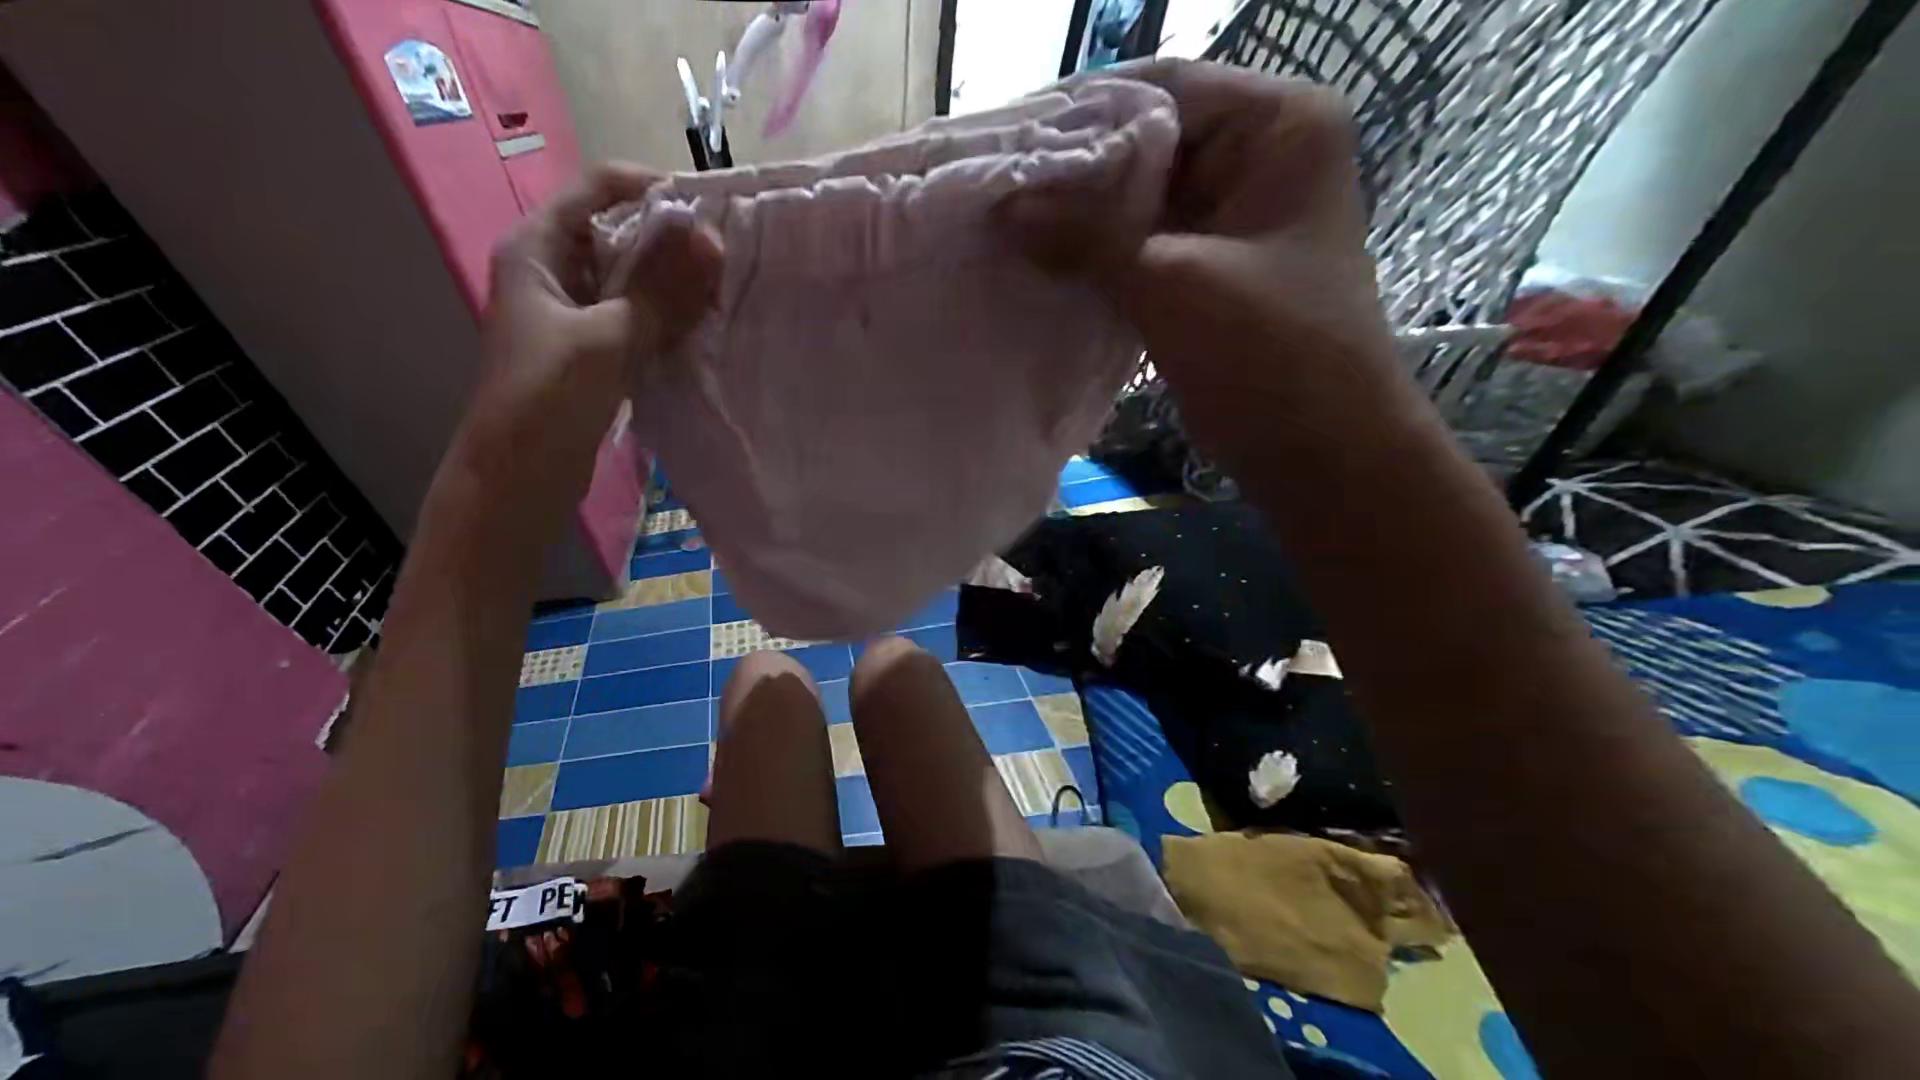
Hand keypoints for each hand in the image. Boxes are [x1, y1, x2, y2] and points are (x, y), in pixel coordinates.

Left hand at [449, 164, 721, 528]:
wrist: (519, 478)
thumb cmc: (548, 399)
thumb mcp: (607, 338)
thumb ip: (661, 290)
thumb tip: (713, 239)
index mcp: (538, 248)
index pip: (597, 188)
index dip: (651, 187)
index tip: (711, 206)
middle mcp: (555, 271)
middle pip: (620, 232)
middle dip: (674, 240)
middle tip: (730, 254)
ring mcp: (576, 313)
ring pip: (635, 280)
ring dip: (677, 283)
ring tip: (727, 288)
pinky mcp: (596, 350)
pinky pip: (640, 318)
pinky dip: (671, 318)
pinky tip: (706, 326)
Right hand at [1001, 61, 1418, 478]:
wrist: (1316, 450)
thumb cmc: (1269, 351)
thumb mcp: (1174, 283)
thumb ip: (1087, 239)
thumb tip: (1003, 209)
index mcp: (1279, 128)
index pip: (1166, 91)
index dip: (1085, 113)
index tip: (1009, 140)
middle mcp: (1258, 161)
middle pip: (1148, 145)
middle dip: (1074, 173)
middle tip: (995, 187)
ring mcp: (1229, 223)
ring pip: (1138, 203)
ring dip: (1079, 221)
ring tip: (1004, 225)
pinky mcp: (1204, 275)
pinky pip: (1139, 250)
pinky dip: (1094, 259)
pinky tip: (1039, 263)